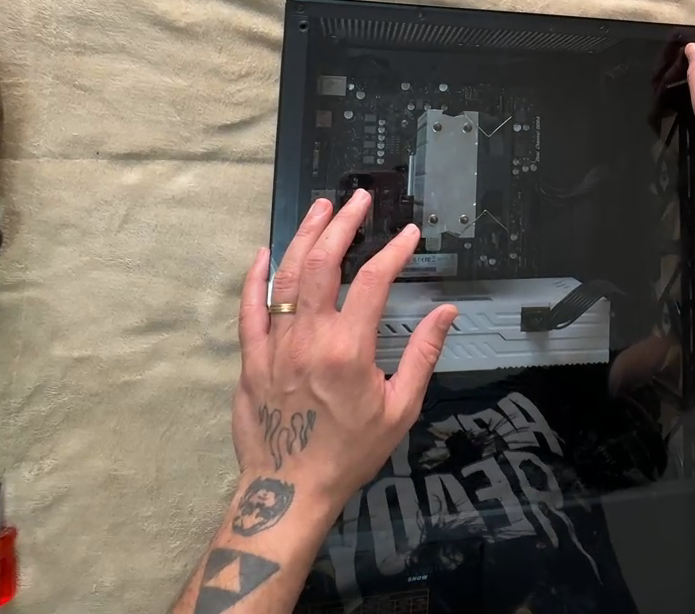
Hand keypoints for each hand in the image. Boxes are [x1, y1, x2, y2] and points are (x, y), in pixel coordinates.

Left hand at [231, 191, 457, 505]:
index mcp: (348, 350)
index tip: (408, 233)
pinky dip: (254, 278)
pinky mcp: (250, 360)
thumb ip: (422, 354)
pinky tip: (263, 252)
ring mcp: (274, 347)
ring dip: (304, 237)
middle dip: (342, 225)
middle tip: (357, 200)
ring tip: (320, 209)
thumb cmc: (350, 452)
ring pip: (285, 278)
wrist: (289, 493)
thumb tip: (446, 312)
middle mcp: (308, 339)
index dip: (393, 250)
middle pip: (322, 265)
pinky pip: (248, 310)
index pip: (372, 281)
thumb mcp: (401, 408)